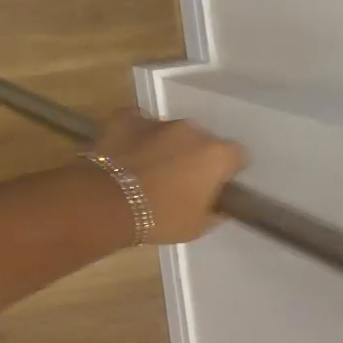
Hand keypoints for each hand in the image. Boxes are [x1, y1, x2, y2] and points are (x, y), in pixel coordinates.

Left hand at [94, 108, 244, 244]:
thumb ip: (215, 208)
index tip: (214, 184)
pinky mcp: (123, 117)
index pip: (235, 155)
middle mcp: (189, 130)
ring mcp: (155, 120)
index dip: (226, 170)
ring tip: (145, 166)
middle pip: (199, 139)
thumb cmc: (161, 217)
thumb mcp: (200, 224)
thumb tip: (215, 202)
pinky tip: (124, 150)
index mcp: (215, 154)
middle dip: (192, 155)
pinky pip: (135, 122)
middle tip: (177, 177)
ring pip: (167, 130)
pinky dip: (133, 133)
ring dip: (162, 143)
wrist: (108, 201)